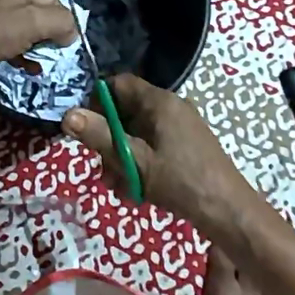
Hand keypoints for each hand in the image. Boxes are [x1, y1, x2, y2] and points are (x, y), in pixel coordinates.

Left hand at [0, 0, 79, 64]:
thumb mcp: (35, 22)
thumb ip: (62, 22)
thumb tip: (72, 32)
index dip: (62, 19)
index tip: (65, 41)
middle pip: (37, 11)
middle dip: (47, 33)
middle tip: (50, 51)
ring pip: (23, 26)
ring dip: (34, 44)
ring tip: (38, 61)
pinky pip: (8, 38)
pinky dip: (19, 50)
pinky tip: (26, 66)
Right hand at [63, 74, 256, 221]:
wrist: (227, 210)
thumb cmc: (180, 181)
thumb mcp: (134, 160)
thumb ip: (101, 137)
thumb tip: (68, 115)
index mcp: (160, 101)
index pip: (120, 84)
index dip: (97, 100)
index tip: (84, 127)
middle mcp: (170, 107)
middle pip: (126, 110)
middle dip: (108, 138)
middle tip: (101, 167)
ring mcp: (179, 127)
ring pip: (137, 133)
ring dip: (122, 157)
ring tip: (118, 185)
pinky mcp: (184, 146)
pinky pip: (152, 146)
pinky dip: (139, 163)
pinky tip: (134, 190)